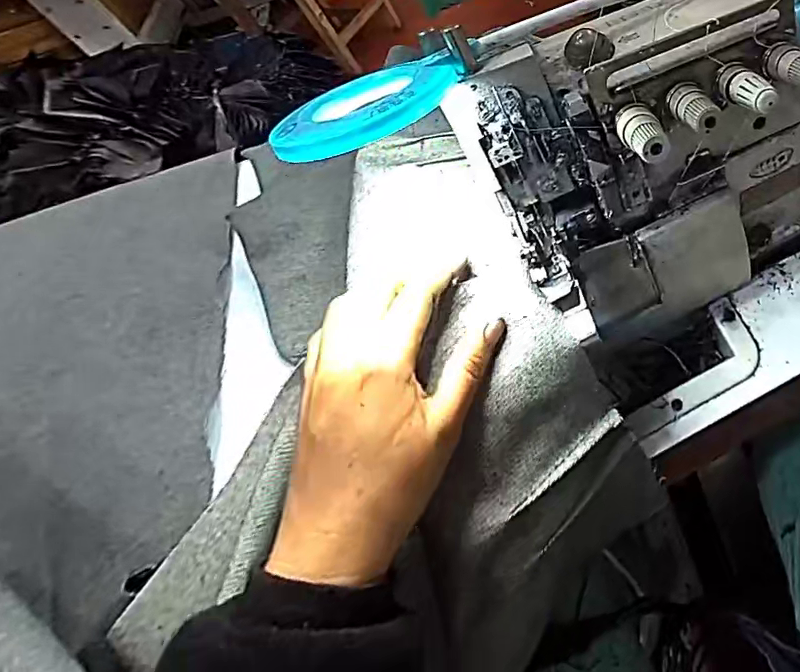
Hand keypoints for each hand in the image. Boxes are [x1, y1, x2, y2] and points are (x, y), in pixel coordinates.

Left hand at [265, 261, 506, 587]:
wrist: (332, 539)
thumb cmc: (394, 486)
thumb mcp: (445, 425)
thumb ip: (468, 367)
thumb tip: (491, 327)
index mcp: (383, 363)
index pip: (414, 295)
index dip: (440, 271)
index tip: (460, 261)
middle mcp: (345, 358)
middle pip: (373, 290)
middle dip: (409, 273)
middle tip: (441, 274)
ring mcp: (321, 372)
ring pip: (344, 306)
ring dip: (378, 290)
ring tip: (410, 294)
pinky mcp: (308, 388)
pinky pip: (326, 331)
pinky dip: (352, 314)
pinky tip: (372, 327)